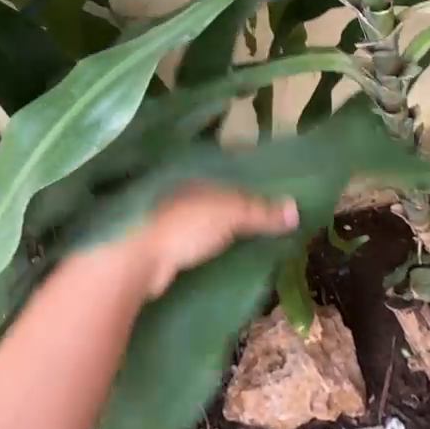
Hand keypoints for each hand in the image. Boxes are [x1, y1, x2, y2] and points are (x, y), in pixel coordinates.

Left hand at [114, 187, 300, 296]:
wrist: (133, 261)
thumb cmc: (183, 225)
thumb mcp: (230, 212)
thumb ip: (261, 211)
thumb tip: (296, 210)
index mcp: (200, 176)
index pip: (235, 168)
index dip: (258, 175)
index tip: (283, 185)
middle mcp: (187, 193)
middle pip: (225, 194)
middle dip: (248, 202)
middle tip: (280, 214)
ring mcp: (176, 220)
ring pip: (212, 218)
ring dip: (233, 227)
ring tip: (264, 236)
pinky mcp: (169, 247)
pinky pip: (203, 242)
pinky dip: (219, 246)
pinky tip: (235, 254)